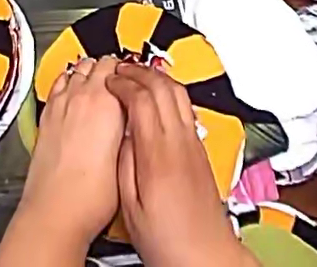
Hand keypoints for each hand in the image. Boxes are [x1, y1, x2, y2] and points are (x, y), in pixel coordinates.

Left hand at [13, 58, 125, 253]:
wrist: (57, 212)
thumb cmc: (91, 195)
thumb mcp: (126, 155)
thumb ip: (129, 126)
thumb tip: (132, 117)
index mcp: (109, 101)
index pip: (121, 66)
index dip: (129, 72)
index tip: (133, 79)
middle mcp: (84, 94)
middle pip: (99, 61)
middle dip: (110, 67)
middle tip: (117, 79)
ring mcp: (63, 102)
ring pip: (78, 67)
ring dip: (89, 71)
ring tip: (96, 82)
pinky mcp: (47, 114)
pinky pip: (59, 81)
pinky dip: (67, 80)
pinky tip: (71, 88)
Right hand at [107, 65, 252, 266]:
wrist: (206, 255)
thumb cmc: (169, 241)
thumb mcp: (131, 208)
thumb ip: (124, 164)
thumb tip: (122, 136)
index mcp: (157, 154)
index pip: (141, 99)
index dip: (123, 84)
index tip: (110, 81)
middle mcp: (178, 140)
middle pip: (161, 86)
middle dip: (139, 71)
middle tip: (121, 68)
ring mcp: (192, 140)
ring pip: (177, 90)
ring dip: (156, 75)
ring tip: (139, 73)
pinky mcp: (199, 147)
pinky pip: (185, 104)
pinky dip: (169, 89)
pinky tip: (159, 94)